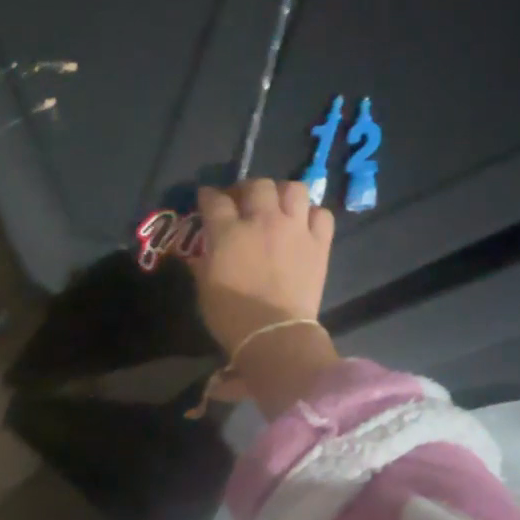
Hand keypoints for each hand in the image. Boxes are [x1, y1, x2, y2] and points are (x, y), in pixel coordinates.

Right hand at [195, 179, 333, 352]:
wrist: (273, 333)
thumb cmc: (230, 315)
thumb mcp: (204, 287)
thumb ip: (202, 261)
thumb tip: (199, 250)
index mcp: (229, 233)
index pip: (215, 201)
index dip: (207, 196)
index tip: (205, 197)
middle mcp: (264, 221)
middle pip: (257, 186)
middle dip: (245, 189)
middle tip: (240, 200)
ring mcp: (296, 228)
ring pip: (293, 189)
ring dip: (280, 193)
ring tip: (274, 205)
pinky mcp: (320, 242)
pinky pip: (320, 213)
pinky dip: (309, 213)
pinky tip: (300, 224)